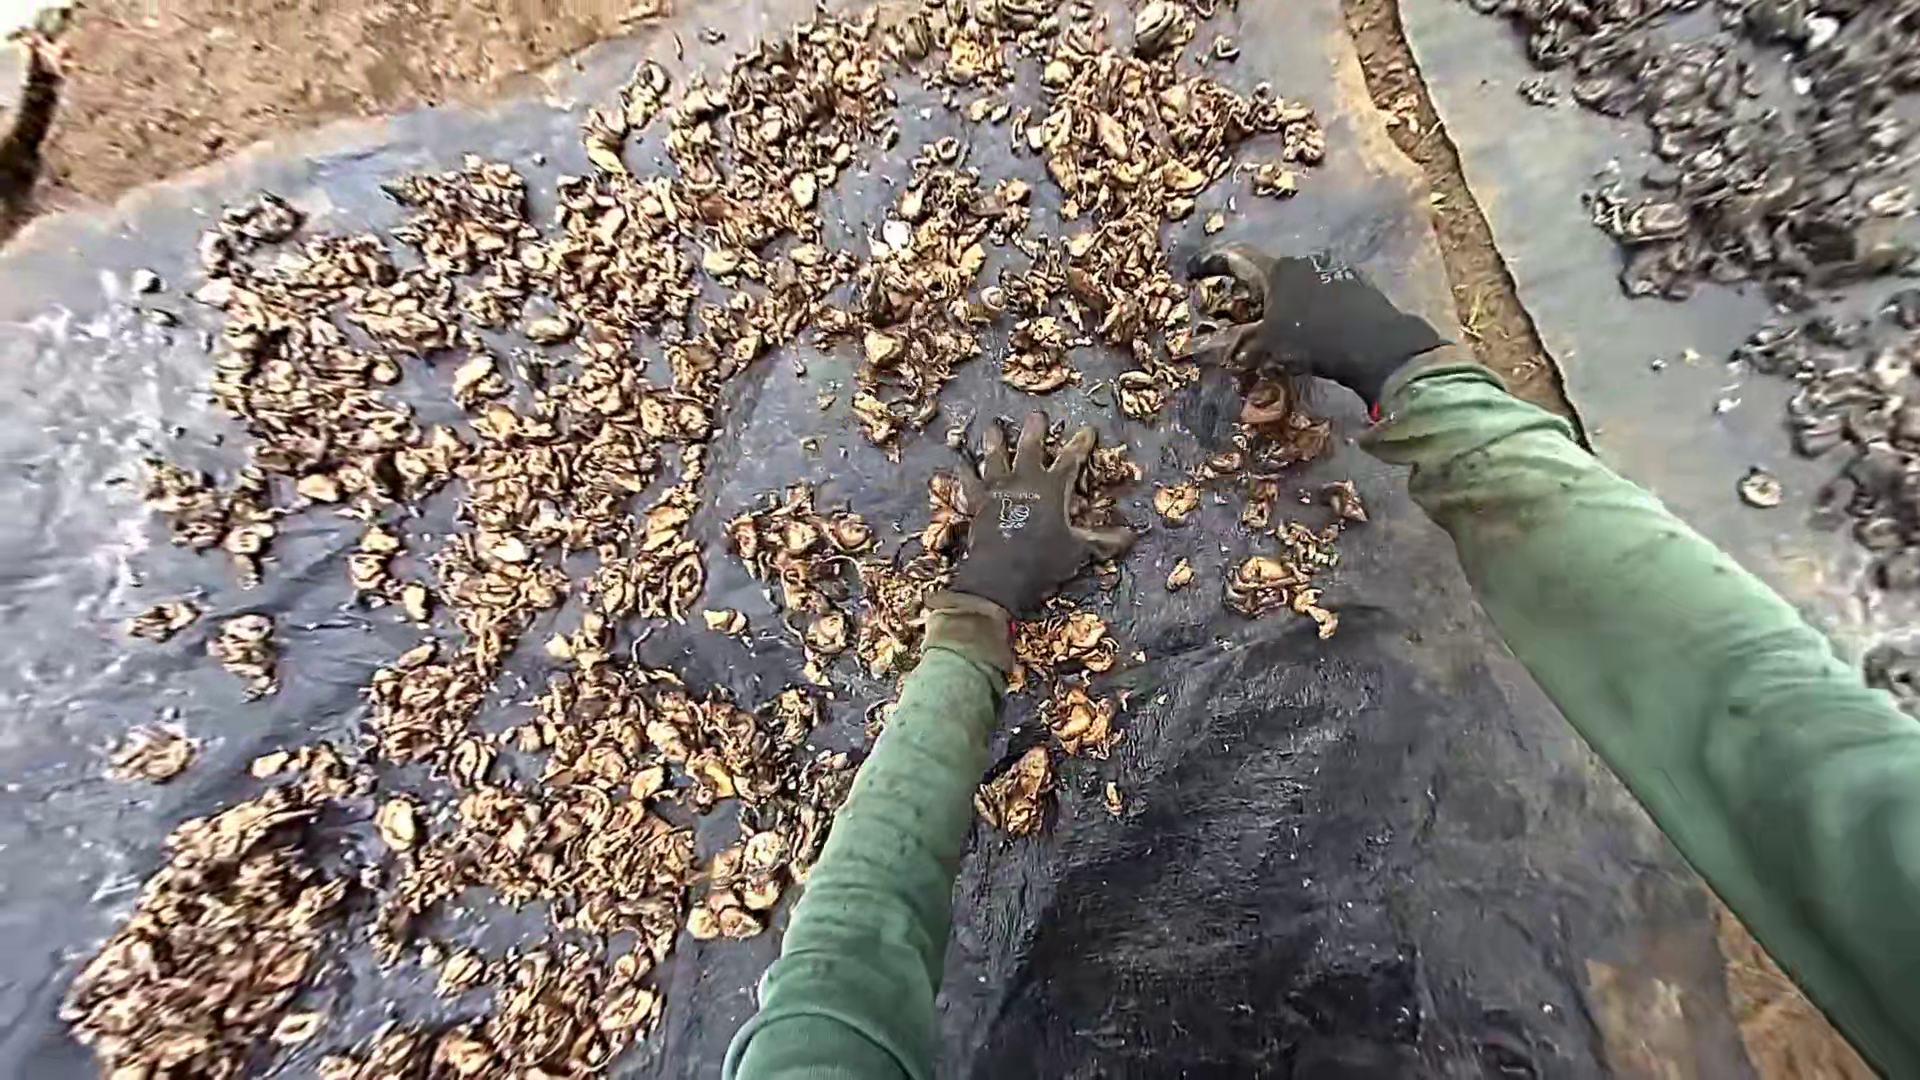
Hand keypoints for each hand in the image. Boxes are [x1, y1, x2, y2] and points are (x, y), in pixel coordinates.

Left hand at [948, 412, 1134, 615]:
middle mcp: (1024, 481)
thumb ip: (1102, 541)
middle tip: (1036, 415)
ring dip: (994, 444)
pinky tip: (959, 465)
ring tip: (992, 427)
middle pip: (1030, 450)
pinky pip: (969, 486)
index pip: (1071, 461)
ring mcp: (998, 491)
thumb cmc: (1043, 560)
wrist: (1000, 574)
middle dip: (1035, 432)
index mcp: (1051, 488)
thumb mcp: (1077, 550)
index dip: (1080, 445)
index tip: (1087, 429)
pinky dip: (964, 476)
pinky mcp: (978, 504)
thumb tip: (1131, 537)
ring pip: (995, 460)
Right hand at [1190, 245, 1446, 406]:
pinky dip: (1299, 308)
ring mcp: (1330, 271)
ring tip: (1269, 328)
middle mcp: (1302, 263)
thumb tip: (1201, 346)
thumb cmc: (1312, 340)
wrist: (1376, 345)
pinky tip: (1301, 330)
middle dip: (1247, 292)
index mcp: (1277, 271)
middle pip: (1265, 274)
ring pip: (1291, 285)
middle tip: (1234, 313)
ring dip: (1276, 302)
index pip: (1236, 259)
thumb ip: (1236, 342)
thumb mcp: (1266, 345)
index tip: (1193, 270)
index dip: (1211, 264)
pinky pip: (1314, 294)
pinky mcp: (1352, 285)